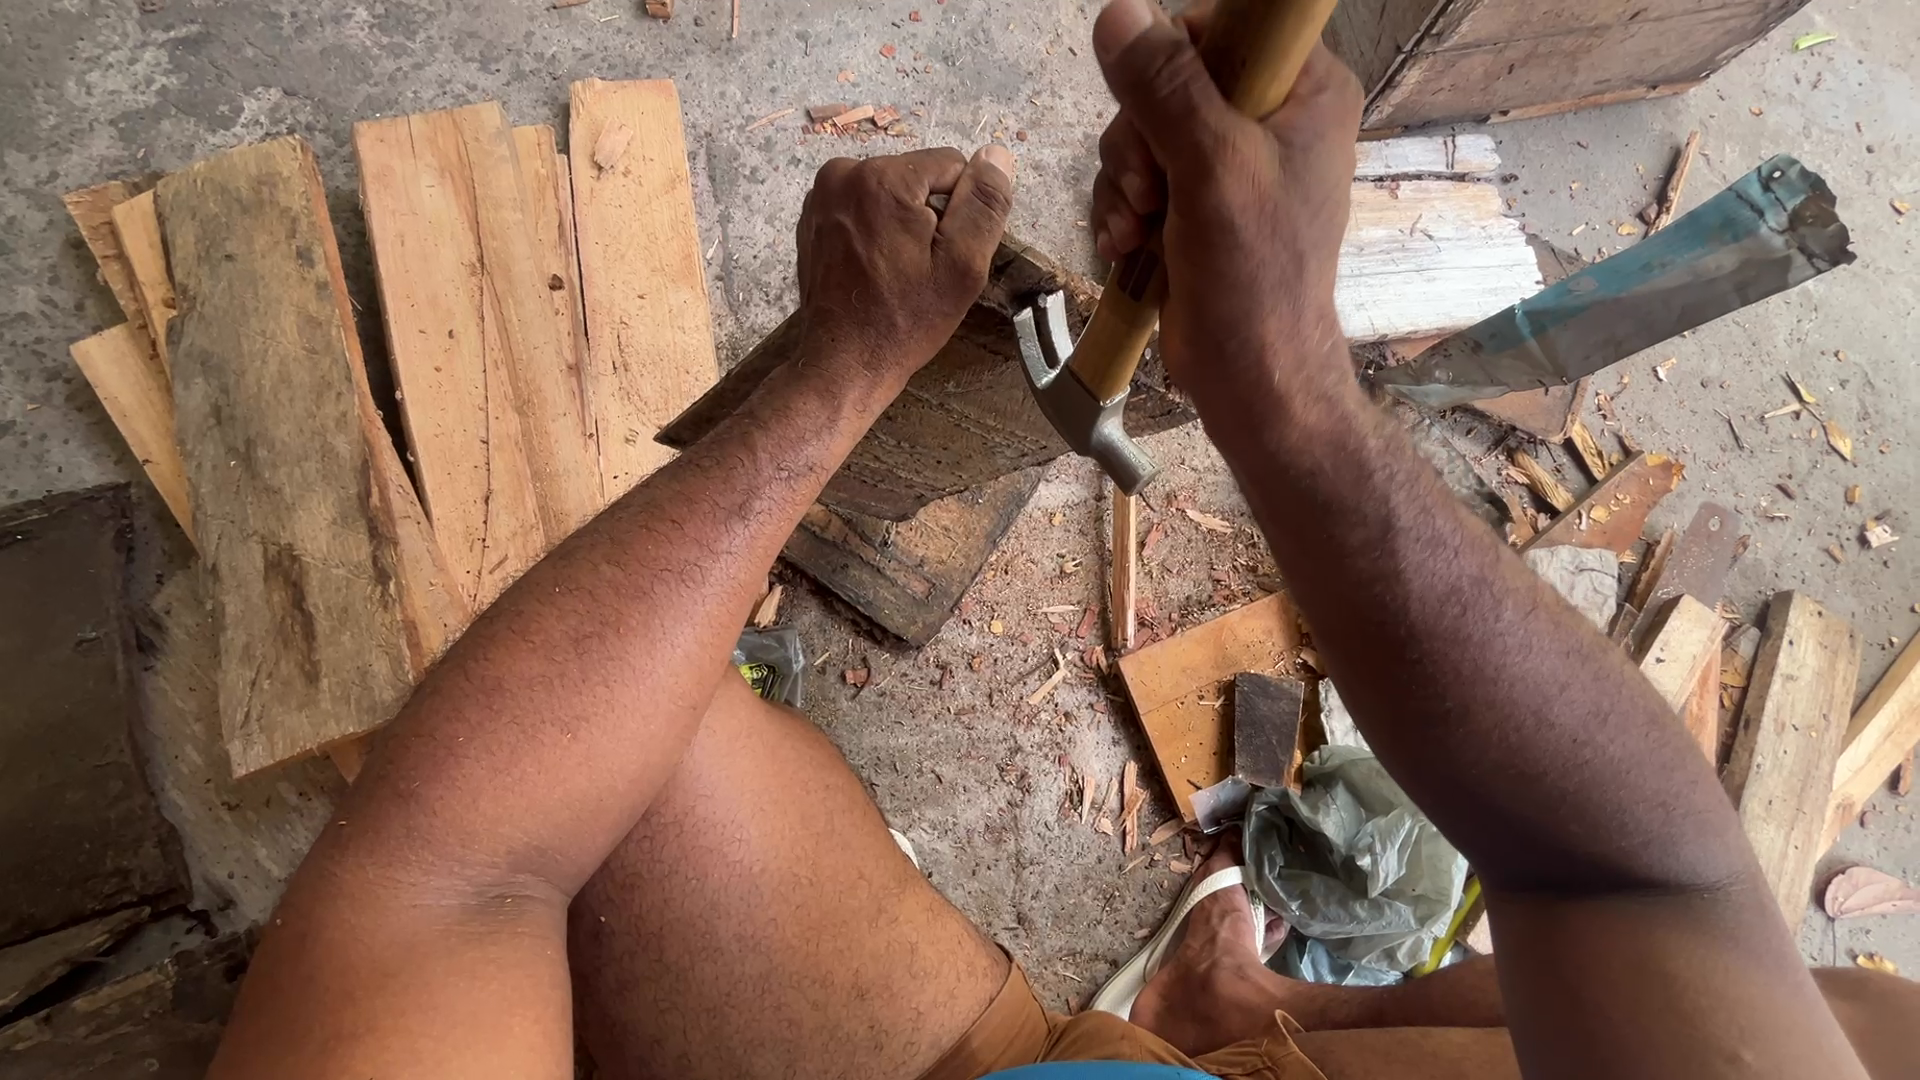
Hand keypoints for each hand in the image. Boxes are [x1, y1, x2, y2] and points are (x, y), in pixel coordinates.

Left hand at [795, 146, 1015, 388]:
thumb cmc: (904, 322)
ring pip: (890, 195)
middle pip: (917, 179)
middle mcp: (843, 173)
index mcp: (883, 178)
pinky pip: (862, 211)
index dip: (960, 214)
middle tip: (918, 271)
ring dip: (900, 226)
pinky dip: (873, 234)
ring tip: (894, 274)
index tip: (942, 257)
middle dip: (927, 218)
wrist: (845, 361)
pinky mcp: (811, 219)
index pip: (952, 166)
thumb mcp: (962, 267)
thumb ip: (984, 205)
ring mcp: (821, 196)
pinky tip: (872, 272)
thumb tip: (996, 156)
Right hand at [1090, 0, 1362, 418]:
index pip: (1220, 31)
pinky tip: (1121, 246)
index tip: (1157, 125)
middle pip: (1168, 88)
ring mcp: (1224, 172)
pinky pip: (1137, 186)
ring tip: (1132, 233)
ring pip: (1143, 141)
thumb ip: (1167, 90)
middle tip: (1146, 196)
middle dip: (1138, 146)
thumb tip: (1115, 14)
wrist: (1250, 373)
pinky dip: (1120, 214)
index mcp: (1302, 91)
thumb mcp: (1212, 169)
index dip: (1170, 67)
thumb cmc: (1251, 273)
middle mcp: (1265, 123)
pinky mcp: (1191, 214)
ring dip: (1122, 187)